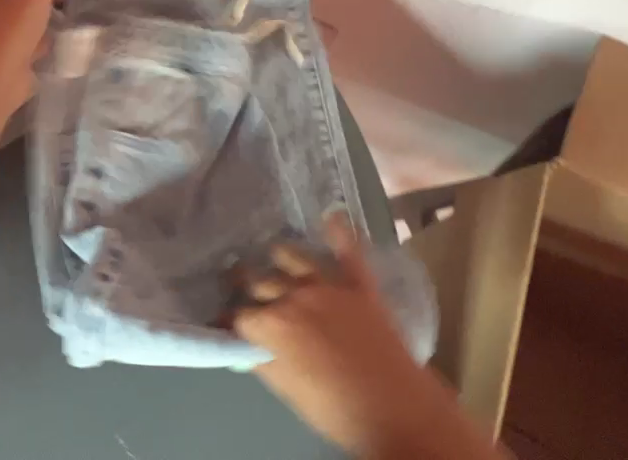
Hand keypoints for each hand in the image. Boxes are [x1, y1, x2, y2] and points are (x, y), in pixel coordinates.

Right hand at [234, 214, 480, 457]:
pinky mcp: (360, 286)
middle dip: (244, 283)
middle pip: (259, 281)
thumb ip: (263, 364)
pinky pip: (348, 252)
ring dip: (280, 258)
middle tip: (238, 283)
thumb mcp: (290, 393)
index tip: (227, 324)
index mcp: (274, 325)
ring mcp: (329, 287)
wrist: (400, 412)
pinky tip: (333, 216)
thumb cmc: (339, 411)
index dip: (230, 321)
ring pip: (293, 258)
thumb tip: (244, 349)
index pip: (239, 315)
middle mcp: (294, 296)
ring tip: (273, 255)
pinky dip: (340, 233)